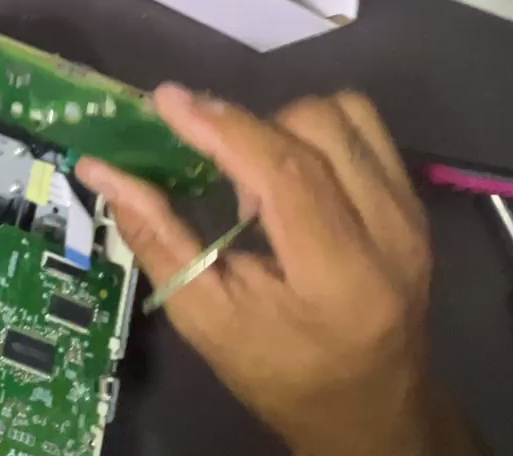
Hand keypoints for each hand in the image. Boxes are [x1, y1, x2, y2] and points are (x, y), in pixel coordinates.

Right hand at [78, 85, 477, 455]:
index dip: (222, 127)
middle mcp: (389, 234)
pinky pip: (361, 124)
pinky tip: (289, 167)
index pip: (285, 174)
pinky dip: (312, 127)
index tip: (166, 101)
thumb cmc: (280, 372)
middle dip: (245, 126)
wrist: (372, 412)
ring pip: (340, 113)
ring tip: (252, 169)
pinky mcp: (414, 200)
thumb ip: (154, 236)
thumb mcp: (204, 318)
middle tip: (208, 159)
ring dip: (279, 123)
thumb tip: (99, 168)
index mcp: (338, 277)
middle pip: (313, 128)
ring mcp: (410, 212)